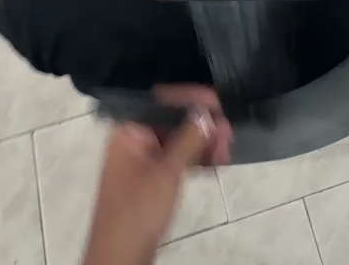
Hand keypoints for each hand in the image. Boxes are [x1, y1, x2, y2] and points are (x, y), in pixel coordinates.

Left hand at [82, 111, 217, 264]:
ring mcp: (141, 161)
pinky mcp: (150, 181)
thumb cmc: (138, 211)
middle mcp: (133, 140)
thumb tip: (207, 112)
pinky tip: (216, 163)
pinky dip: (195, 160)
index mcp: (128, 130)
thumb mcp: (166, 173)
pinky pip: (176, 161)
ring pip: (177, 142)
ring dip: (202, 143)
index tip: (219, 102)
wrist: (119, 261)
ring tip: (227, 151)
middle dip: (202, 125)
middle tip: (229, 133)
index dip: (191, 99)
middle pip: (172, 121)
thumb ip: (188, 139)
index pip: (162, 101)